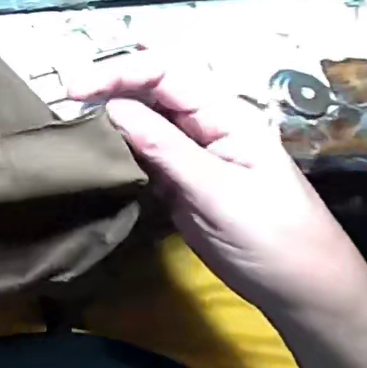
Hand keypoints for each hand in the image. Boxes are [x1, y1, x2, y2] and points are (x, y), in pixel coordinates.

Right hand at [68, 55, 366, 318]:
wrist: (303, 295)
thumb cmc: (276, 239)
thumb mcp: (220, 193)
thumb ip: (166, 148)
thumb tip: (112, 108)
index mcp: (224, 114)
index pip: (166, 73)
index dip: (120, 72)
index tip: (76, 89)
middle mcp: (203, 124)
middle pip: (149, 89)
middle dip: (107, 86)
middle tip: (64, 102)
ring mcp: (188, 152)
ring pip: (141, 120)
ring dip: (106, 117)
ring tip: (70, 124)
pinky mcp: (176, 180)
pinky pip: (140, 153)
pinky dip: (114, 149)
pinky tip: (93, 152)